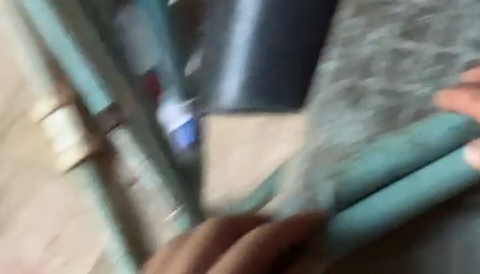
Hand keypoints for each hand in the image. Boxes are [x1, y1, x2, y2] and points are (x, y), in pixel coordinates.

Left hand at [143, 213, 326, 273]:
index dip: (293, 227)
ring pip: (184, 237)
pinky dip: (186, 248)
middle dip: (254, 224)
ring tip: (244, 243)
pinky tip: (205, 258)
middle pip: (217, 229)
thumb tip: (310, 255)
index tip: (319, 219)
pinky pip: (160, 256)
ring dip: (219, 233)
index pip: (257, 243)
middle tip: (280, 233)